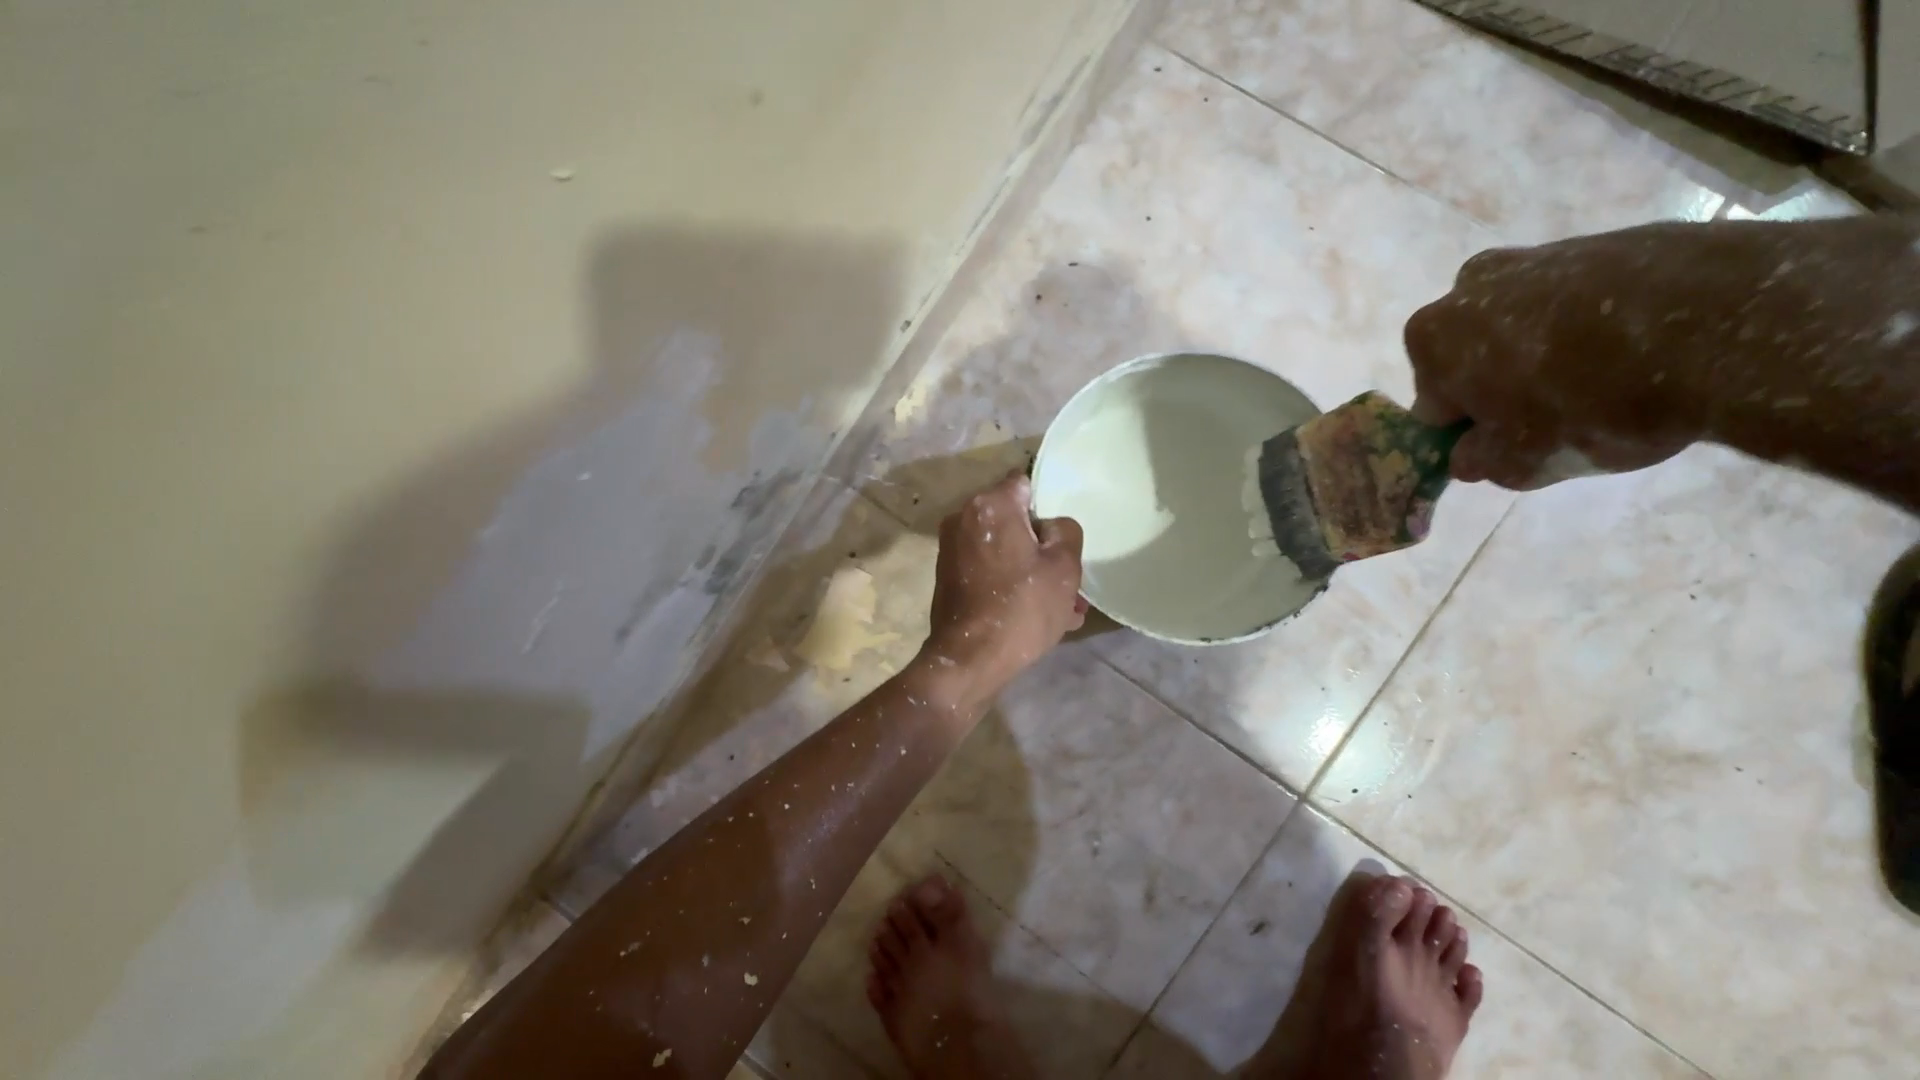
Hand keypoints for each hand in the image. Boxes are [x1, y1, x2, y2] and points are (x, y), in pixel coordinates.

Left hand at [921, 472, 1084, 693]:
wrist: (970, 660)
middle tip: (1069, 578)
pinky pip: (989, 570)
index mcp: (990, 505)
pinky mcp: (948, 577)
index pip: (1025, 484)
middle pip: (1014, 520)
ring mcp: (951, 549)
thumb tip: (1050, 526)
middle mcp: (963, 519)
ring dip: (1032, 571)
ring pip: (1004, 549)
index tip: (1063, 533)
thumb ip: (1065, 531)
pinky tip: (1038, 615)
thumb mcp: (1064, 567)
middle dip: (1043, 546)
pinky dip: (1011, 583)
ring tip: (1064, 607)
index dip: (1049, 504)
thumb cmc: (1022, 607)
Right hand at [1403, 223, 1738, 489]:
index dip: (1466, 431)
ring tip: (1603, 387)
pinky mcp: (1604, 242)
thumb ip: (1483, 460)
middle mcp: (1469, 286)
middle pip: (1472, 353)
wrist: (1723, 323)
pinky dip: (1594, 327)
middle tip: (1551, 419)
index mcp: (1431, 338)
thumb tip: (1471, 455)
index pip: (1433, 401)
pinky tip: (1636, 354)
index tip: (1503, 448)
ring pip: (1523, 324)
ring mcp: (1537, 256)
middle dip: (1499, 384)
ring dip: (1544, 355)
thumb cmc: (1590, 404)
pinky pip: (1579, 300)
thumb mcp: (1525, 461)